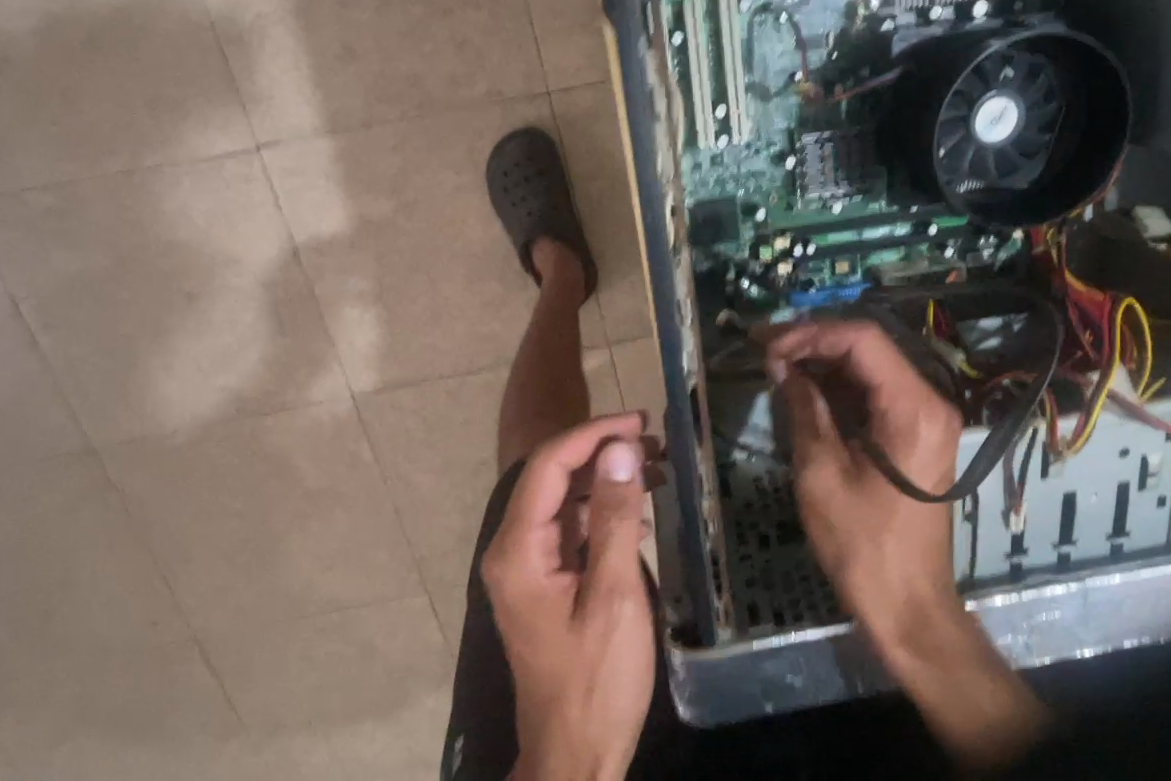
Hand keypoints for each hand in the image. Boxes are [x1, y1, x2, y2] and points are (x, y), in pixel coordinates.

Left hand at [481, 413, 653, 780]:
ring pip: (562, 498)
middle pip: (551, 476)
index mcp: (518, 550)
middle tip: (656, 442)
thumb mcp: (615, 595)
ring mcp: (527, 566)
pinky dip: (603, 509)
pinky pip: (570, 526)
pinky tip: (641, 509)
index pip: (547, 465)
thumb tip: (619, 449)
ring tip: (658, 468)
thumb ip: (614, 518)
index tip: (640, 422)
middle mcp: (512, 549)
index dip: (592, 433)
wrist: (575, 751)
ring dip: (605, 477)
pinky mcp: (545, 580)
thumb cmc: (597, 678)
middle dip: (601, 450)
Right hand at [762, 318, 962, 645]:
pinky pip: (876, 395)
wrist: (908, 605)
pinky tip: (804, 390)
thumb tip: (782, 365)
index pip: (862, 339)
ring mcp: (927, 418)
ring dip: (824, 364)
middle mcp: (929, 401)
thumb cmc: (862, 544)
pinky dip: (840, 388)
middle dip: (814, 343)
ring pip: (871, 369)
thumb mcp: (820, 472)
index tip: (767, 345)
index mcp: (914, 407)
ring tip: (776, 366)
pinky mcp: (917, 435)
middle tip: (765, 348)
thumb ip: (803, 408)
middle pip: (869, 348)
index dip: (810, 333)